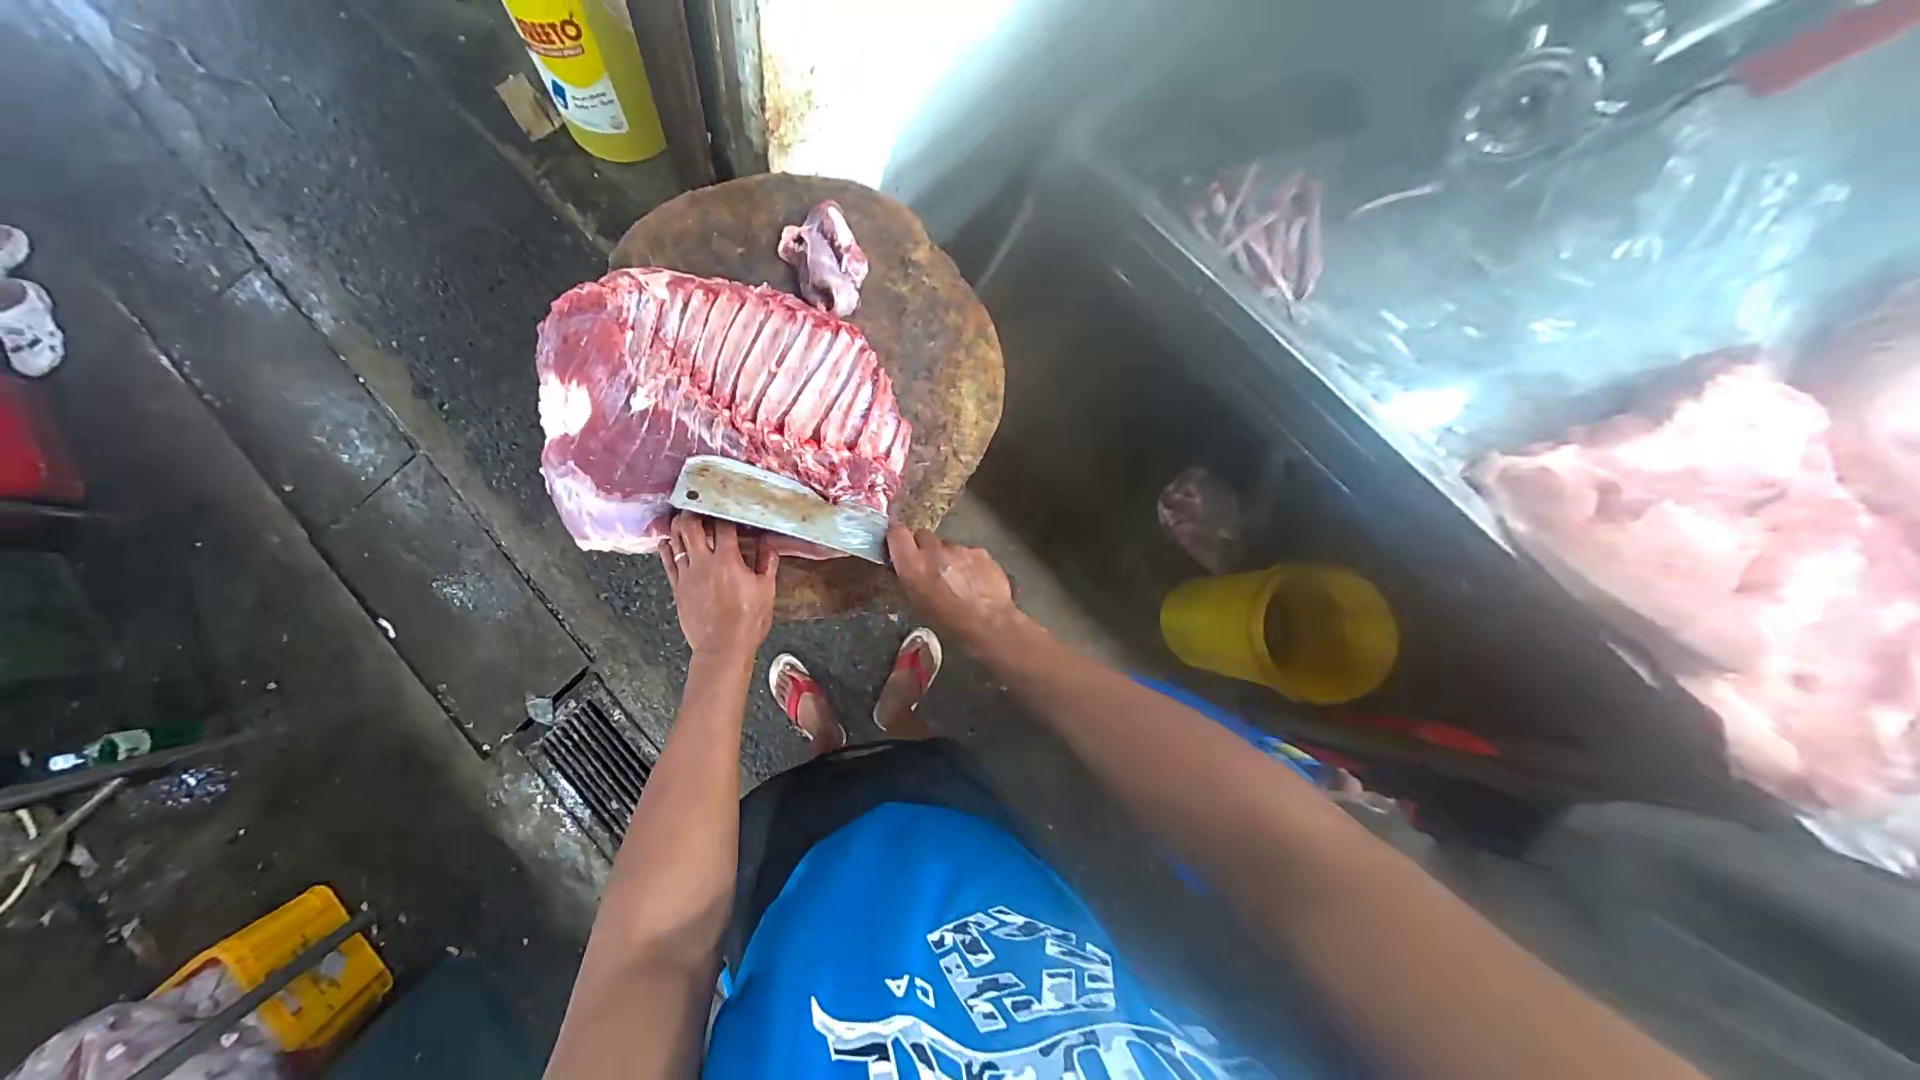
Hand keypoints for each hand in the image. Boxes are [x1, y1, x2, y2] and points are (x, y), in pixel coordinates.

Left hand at [659, 512, 778, 659]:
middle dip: (693, 512)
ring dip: (678, 526)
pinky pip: (667, 562)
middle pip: (691, 525)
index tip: (727, 504)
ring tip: (683, 518)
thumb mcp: (766, 589)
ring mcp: (687, 574)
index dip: (724, 511)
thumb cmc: (748, 620)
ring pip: (676, 540)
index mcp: (728, 560)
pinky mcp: (677, 587)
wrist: (723, 646)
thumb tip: (768, 542)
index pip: (723, 526)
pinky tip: (668, 542)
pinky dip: (667, 548)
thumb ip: (766, 562)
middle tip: (698, 505)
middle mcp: (703, 562)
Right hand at [887, 526, 1021, 643]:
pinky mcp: (980, 551)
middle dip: (923, 547)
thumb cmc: (947, 622)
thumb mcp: (916, 605)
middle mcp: (935, 551)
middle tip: (929, 566)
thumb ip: (906, 580)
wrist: (989, 623)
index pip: (897, 534)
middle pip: (922, 536)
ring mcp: (960, 549)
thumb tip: (900, 568)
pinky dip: (967, 563)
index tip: (898, 543)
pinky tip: (975, 581)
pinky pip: (968, 553)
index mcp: (914, 565)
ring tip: (957, 580)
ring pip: (947, 546)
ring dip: (947, 557)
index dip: (896, 536)